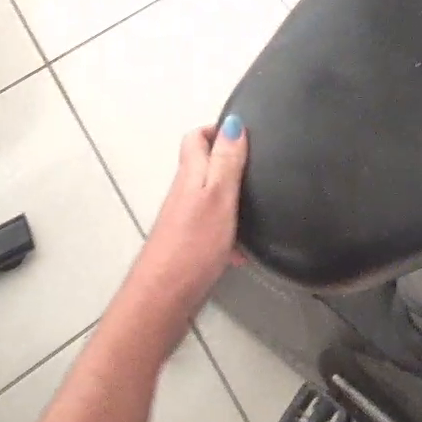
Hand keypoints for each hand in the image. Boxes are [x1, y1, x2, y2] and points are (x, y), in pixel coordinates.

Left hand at [127, 117, 249, 321]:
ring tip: (259, 209)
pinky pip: (213, 229)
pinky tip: (244, 252)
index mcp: (191, 174)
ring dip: (233, 201)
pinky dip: (230, 234)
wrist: (163, 299)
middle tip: (257, 170)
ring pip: (211, 199)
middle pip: (205, 167)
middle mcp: (184, 193)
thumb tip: (233, 122)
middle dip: (230, 164)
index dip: (217, 130)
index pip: (196, 138)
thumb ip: (226, 161)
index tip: (244, 134)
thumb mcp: (218, 196)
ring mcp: (184, 220)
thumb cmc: (193, 244)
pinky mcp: (188, 246)